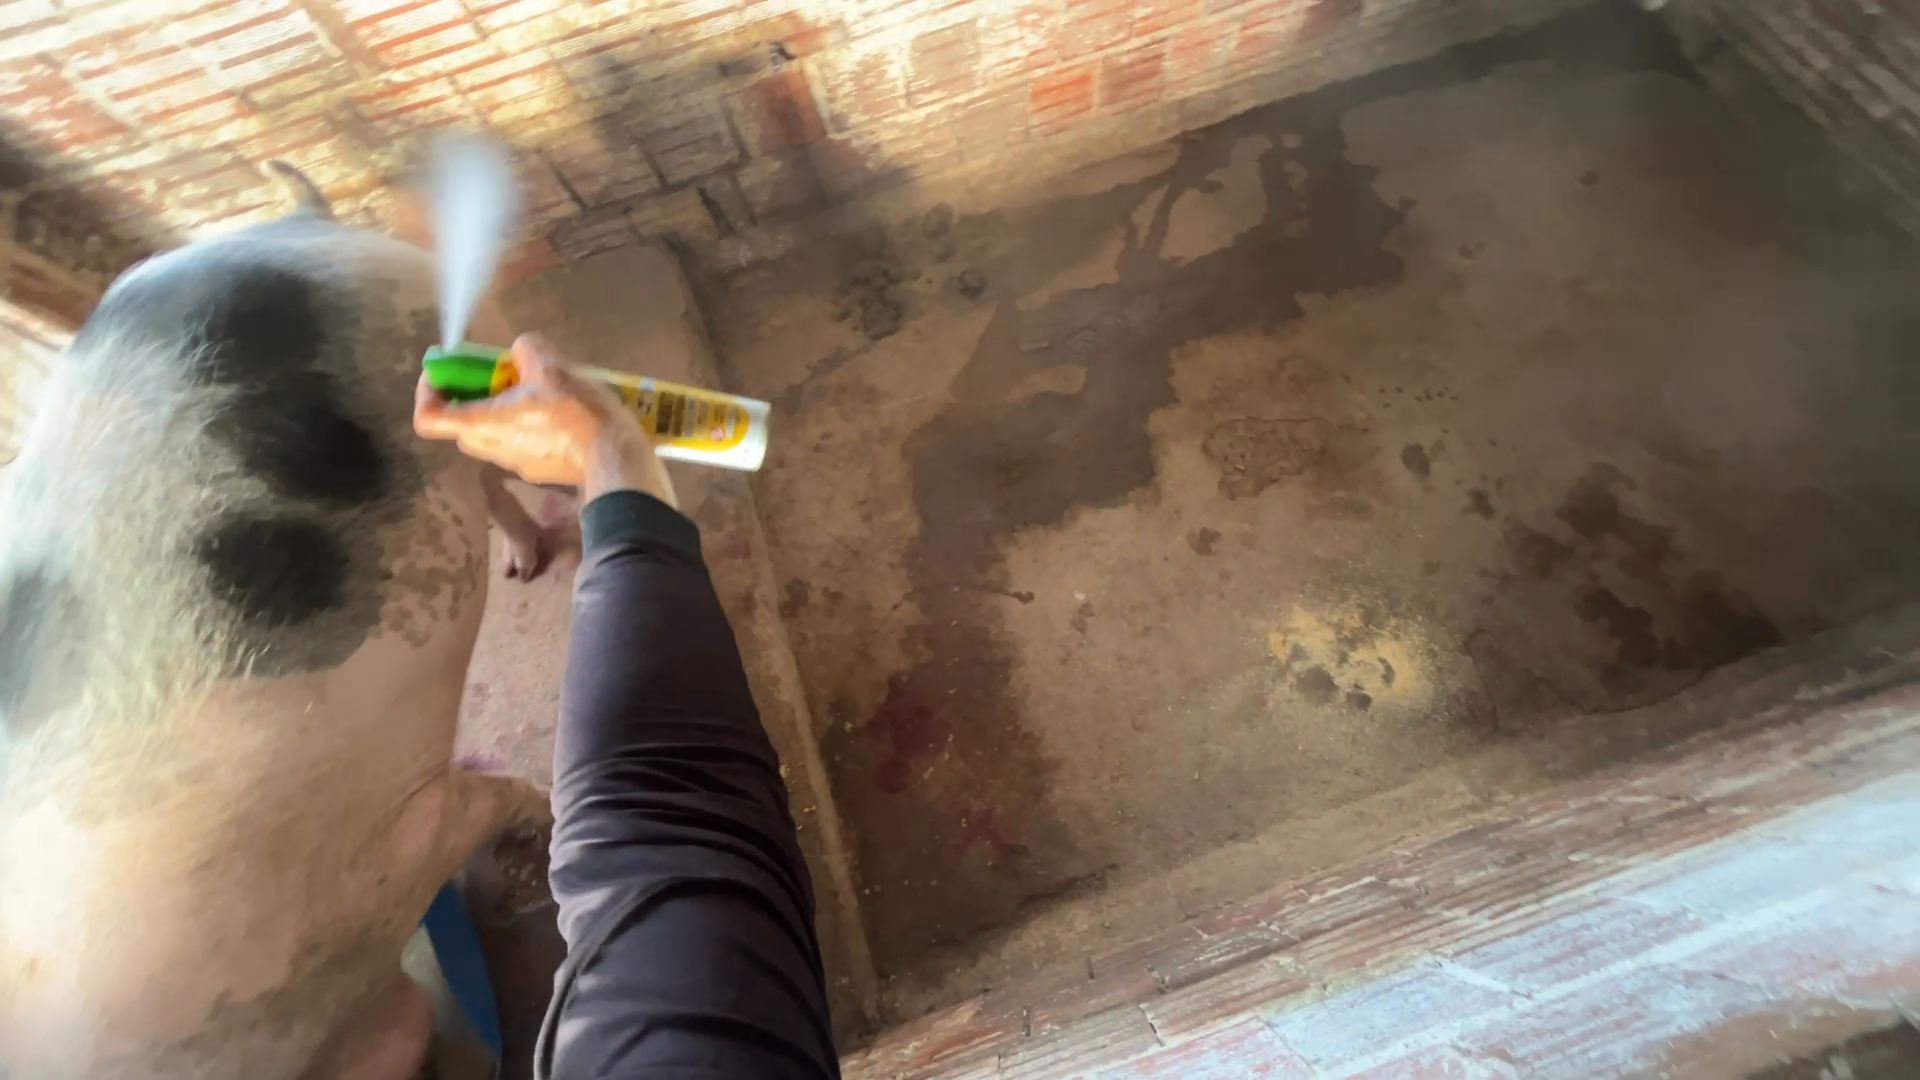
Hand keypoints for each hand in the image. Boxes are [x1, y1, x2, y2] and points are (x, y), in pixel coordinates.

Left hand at [413, 334, 675, 505]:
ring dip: (504, 413)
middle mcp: (493, 449)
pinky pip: (524, 446)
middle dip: (473, 398)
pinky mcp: (544, 471)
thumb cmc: (579, 414)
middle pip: (462, 424)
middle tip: (501, 379)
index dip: (430, 391)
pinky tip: (563, 417)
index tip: (452, 373)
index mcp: (483, 424)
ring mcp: (519, 464)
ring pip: (495, 435)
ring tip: (539, 395)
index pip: (428, 417)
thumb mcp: (554, 367)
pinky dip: (530, 429)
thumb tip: (520, 351)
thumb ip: (527, 350)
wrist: (619, 460)